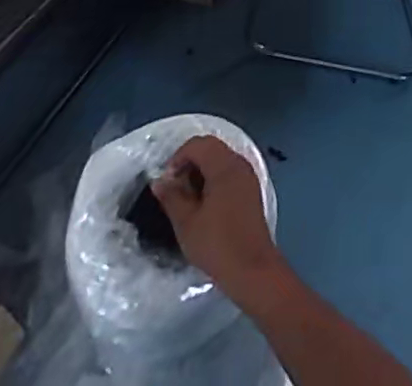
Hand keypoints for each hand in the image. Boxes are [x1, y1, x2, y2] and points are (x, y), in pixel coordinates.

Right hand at [151, 136, 283, 295]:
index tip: (167, 182)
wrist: (251, 268)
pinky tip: (204, 205)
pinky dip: (213, 179)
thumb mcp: (186, 222)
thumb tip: (160, 181)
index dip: (178, 158)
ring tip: (186, 199)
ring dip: (201, 171)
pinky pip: (229, 172)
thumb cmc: (217, 243)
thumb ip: (171, 196)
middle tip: (174, 189)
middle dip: (189, 162)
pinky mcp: (251, 190)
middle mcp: (240, 164)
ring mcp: (249, 176)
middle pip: (212, 148)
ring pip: (221, 160)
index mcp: (226, 166)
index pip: (199, 144)